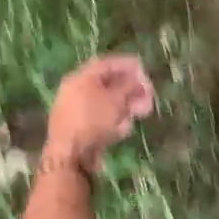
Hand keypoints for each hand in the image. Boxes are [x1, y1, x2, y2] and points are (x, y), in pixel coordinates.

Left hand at [42, 55, 155, 173]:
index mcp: (81, 78)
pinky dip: (115, 119)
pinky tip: (122, 129)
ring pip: (108, 101)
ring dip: (127, 106)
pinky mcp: (79, 126)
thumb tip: (137, 81)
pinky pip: (101, 116)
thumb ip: (130, 85)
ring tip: (140, 115)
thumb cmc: (94, 120)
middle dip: (132, 90)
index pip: (108, 63)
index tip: (146, 72)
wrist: (70, 155)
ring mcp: (76, 109)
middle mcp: (76, 90)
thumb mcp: (117, 99)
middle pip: (110, 83)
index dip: (130, 66)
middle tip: (148, 98)